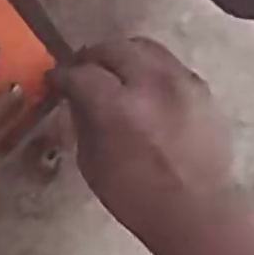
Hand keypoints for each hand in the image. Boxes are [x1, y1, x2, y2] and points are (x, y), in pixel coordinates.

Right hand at [51, 37, 240, 239]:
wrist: (194, 207)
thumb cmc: (133, 195)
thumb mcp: (92, 162)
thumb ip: (83, 123)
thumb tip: (76, 99)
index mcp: (117, 108)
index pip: (81, 73)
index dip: (62, 75)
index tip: (54, 80)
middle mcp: (151, 84)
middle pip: (113, 49)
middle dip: (90, 58)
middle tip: (79, 71)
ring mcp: (180, 81)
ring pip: (143, 47)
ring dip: (119, 55)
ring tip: (108, 72)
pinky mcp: (200, 86)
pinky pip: (166, 62)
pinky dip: (145, 66)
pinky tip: (138, 86)